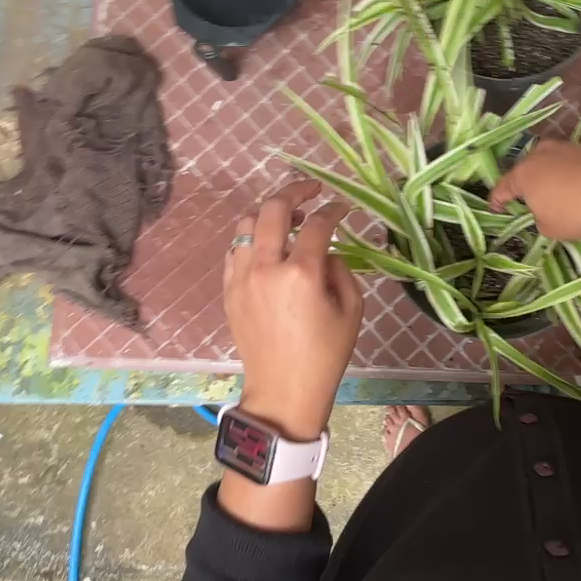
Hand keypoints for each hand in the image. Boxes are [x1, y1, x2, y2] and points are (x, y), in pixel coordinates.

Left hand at [224, 180, 363, 440]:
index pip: (318, 225)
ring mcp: (242, 278)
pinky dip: (251, 239)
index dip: (334, 210)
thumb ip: (341, 270)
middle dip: (295, 192)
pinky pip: (234, 250)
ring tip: (288, 220)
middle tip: (312, 191)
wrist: (284, 390)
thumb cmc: (325, 354)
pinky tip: (267, 246)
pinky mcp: (229, 290)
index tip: (342, 207)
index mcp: (302, 273)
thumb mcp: (352, 310)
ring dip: (268, 214)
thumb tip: (327, 252)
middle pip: (273, 209)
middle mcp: (266, 268)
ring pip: (246, 224)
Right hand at [490, 140, 580, 245]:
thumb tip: (544, 210)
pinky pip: (570, 163)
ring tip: (557, 194)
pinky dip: (570, 174)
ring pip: (549, 163)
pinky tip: (580, 187)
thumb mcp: (549, 228)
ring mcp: (565, 147)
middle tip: (528, 200)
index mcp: (524, 173)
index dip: (497, 200)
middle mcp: (540, 154)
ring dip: (548, 177)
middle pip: (525, 170)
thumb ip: (539, 219)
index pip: (502, 188)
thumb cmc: (576, 213)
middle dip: (525, 184)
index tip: (496, 208)